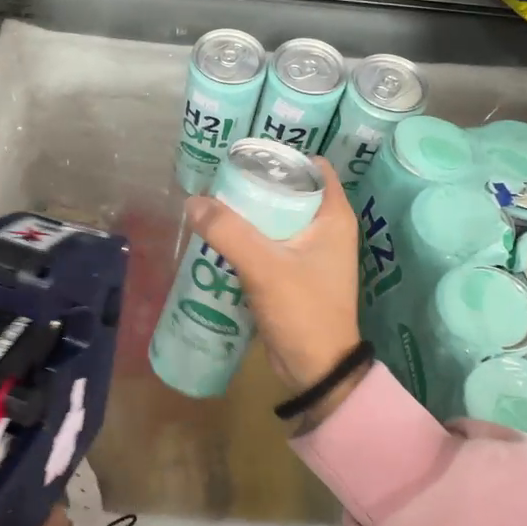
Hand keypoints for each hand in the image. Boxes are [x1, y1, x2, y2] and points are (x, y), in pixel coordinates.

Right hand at [184, 156, 365, 417]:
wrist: (317, 369)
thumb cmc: (303, 311)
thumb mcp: (264, 266)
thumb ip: (228, 232)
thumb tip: (192, 202)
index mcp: (334, 216)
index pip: (310, 167)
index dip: (279, 157)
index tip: (243, 156)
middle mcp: (326, 228)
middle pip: (287, 191)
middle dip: (253, 184)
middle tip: (217, 181)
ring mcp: (310, 252)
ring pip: (274, 219)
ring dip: (246, 213)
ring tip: (211, 207)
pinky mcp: (293, 274)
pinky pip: (268, 243)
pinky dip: (246, 238)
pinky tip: (218, 239)